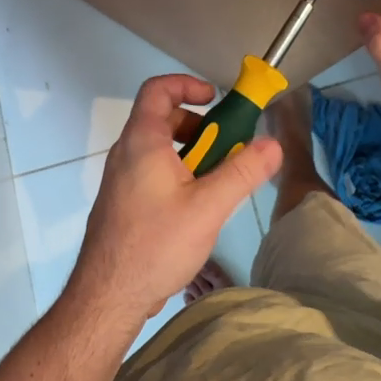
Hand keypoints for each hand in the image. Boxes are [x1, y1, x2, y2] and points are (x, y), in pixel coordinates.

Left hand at [66, 75, 282, 319]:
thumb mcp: (208, 208)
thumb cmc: (156, 244)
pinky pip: (151, 171)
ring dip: (189, 153)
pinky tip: (194, 209)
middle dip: (198, 126)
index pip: (157, 89)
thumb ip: (242, 173)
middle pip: (161, 118)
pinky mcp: (122, 202)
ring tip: (214, 183)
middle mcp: (126, 152)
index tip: (215, 99)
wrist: (108, 295)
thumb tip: (273, 144)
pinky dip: (176, 173)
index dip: (186, 84)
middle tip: (224, 149)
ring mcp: (121, 178)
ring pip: (158, 148)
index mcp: (142, 140)